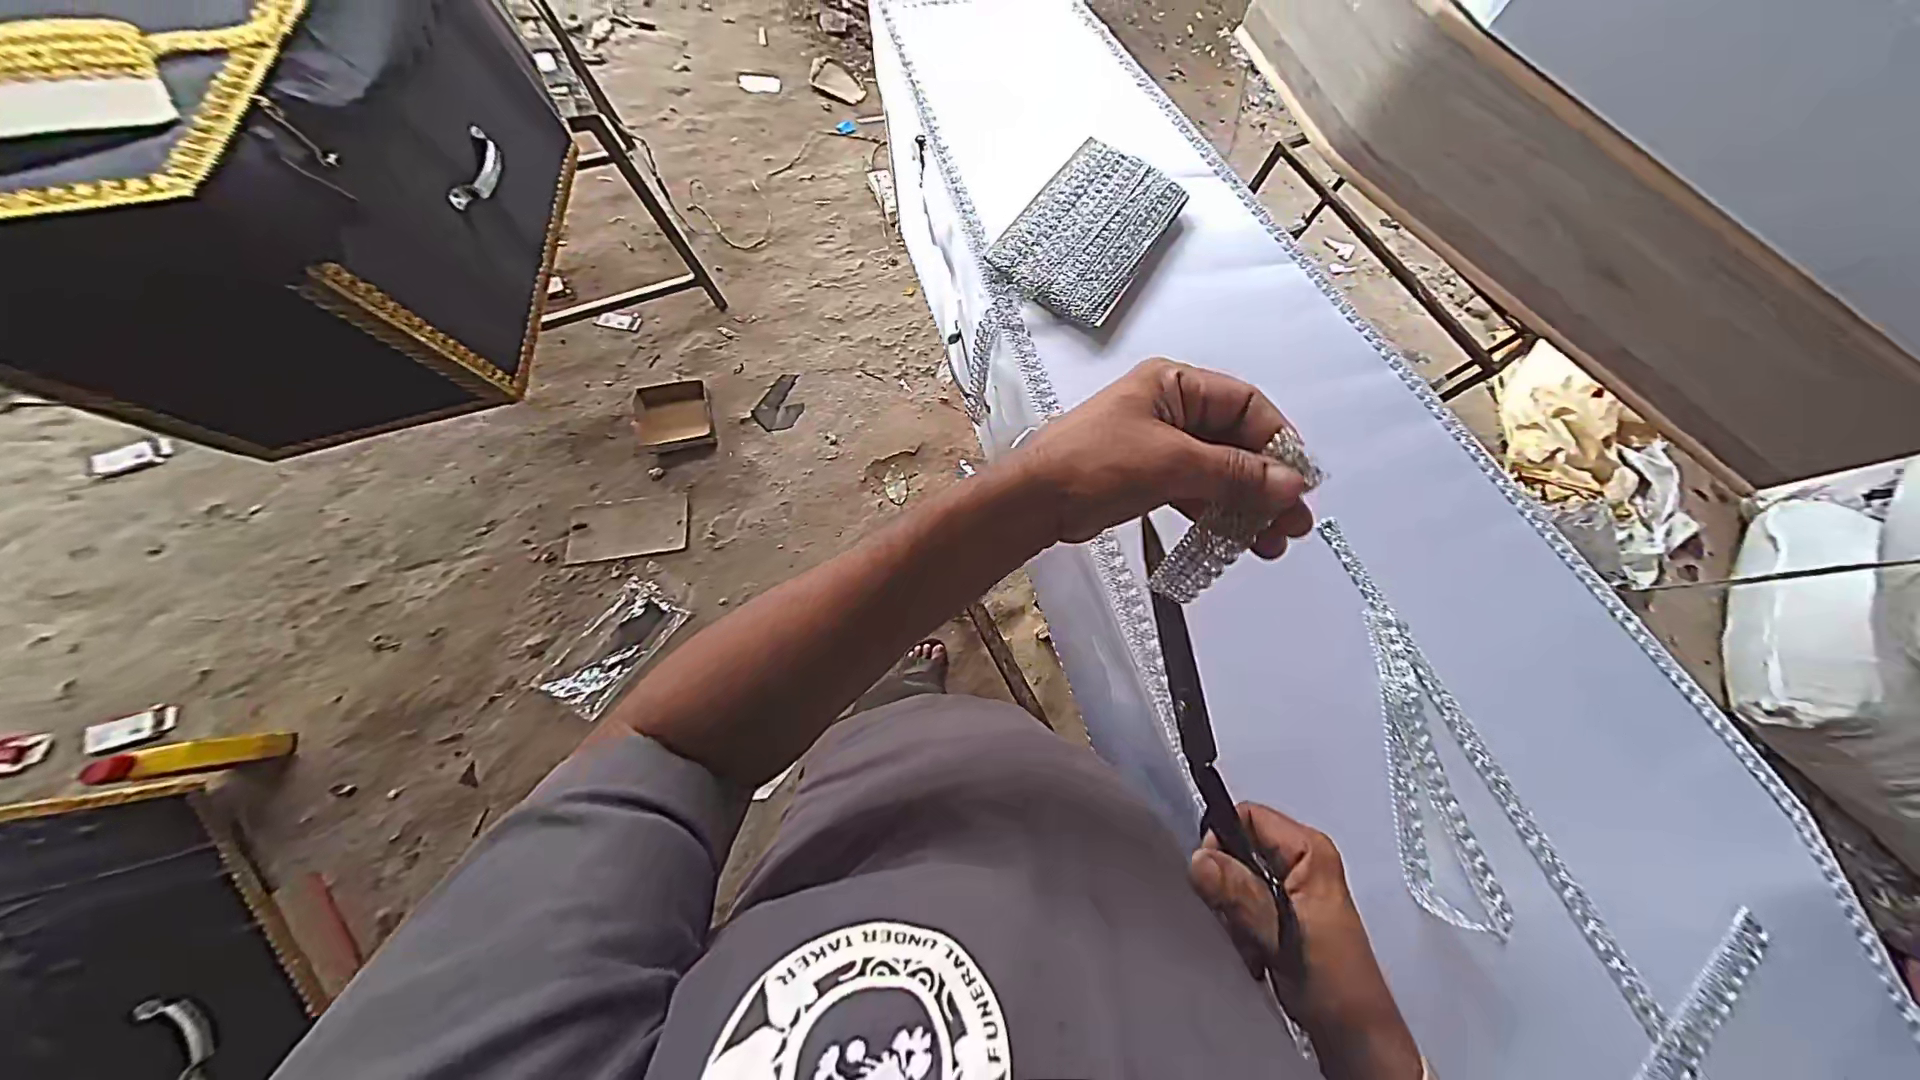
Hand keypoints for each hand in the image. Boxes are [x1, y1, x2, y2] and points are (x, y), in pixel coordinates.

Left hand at [1007, 358, 1316, 553]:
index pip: (1244, 405)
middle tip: (1291, 520)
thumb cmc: (1088, 463)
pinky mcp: (1146, 477)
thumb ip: (1234, 473)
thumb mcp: (1171, 462)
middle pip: (1234, 442)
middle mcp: (1167, 410)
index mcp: (1172, 385)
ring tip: (1270, 540)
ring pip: (1216, 472)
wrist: (1035, 501)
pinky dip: (1215, 514)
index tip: (1296, 479)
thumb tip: (1287, 484)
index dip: (1275, 441)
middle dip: (1264, 483)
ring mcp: (1157, 445)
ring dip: (1244, 505)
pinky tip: (1236, 539)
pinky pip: (1193, 492)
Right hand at [1191, 802, 1423, 1079]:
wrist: (1356, 1041)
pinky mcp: (1281, 905)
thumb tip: (1202, 859)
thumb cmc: (1339, 990)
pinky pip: (1239, 895)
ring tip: (1250, 937)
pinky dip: (1236, 919)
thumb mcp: (1282, 937)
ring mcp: (1292, 883)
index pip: (1244, 815)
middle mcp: (1302, 860)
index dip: (1221, 841)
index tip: (1217, 878)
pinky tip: (1251, 944)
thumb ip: (1240, 895)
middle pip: (1236, 843)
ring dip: (1230, 906)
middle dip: (1225, 881)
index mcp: (1310, 850)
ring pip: (1233, 871)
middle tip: (1239, 917)